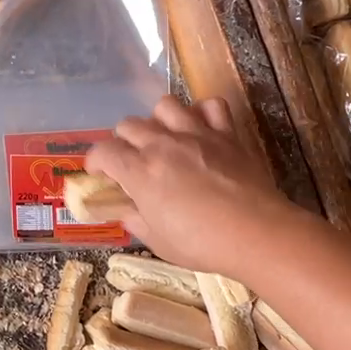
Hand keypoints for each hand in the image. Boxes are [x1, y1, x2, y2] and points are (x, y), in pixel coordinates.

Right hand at [84, 96, 308, 275]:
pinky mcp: (226, 133)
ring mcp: (197, 134)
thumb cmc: (201, 244)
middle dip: (123, 141)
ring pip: (164, 105)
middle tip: (132, 161)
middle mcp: (163, 145)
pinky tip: (200, 129)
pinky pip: (210, 105)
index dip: (95, 161)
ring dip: (158, 120)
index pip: (103, 151)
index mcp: (140, 172)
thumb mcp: (158, 242)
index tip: (99, 173)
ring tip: (164, 139)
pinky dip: (201, 113)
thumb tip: (127, 210)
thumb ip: (136, 220)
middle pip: (129, 125)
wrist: (255, 233)